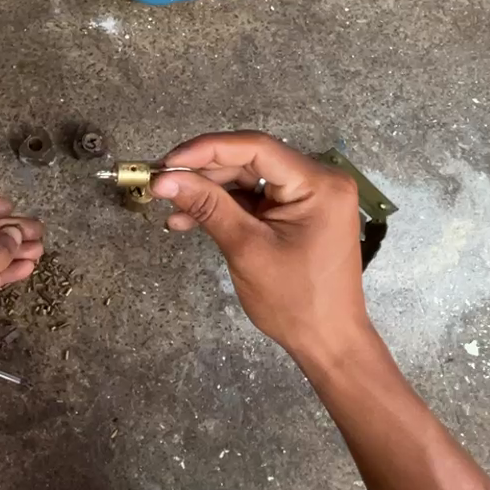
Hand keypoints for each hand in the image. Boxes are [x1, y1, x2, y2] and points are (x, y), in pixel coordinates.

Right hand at [151, 132, 372, 361]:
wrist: (327, 342)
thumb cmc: (295, 300)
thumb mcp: (245, 248)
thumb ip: (206, 206)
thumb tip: (165, 179)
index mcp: (318, 184)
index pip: (255, 148)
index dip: (206, 150)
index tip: (167, 163)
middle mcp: (318, 181)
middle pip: (249, 161)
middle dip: (203, 172)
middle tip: (162, 183)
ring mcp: (307, 197)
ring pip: (246, 178)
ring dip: (208, 191)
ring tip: (171, 206)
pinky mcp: (295, 212)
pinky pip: (253, 198)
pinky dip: (223, 206)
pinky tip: (189, 219)